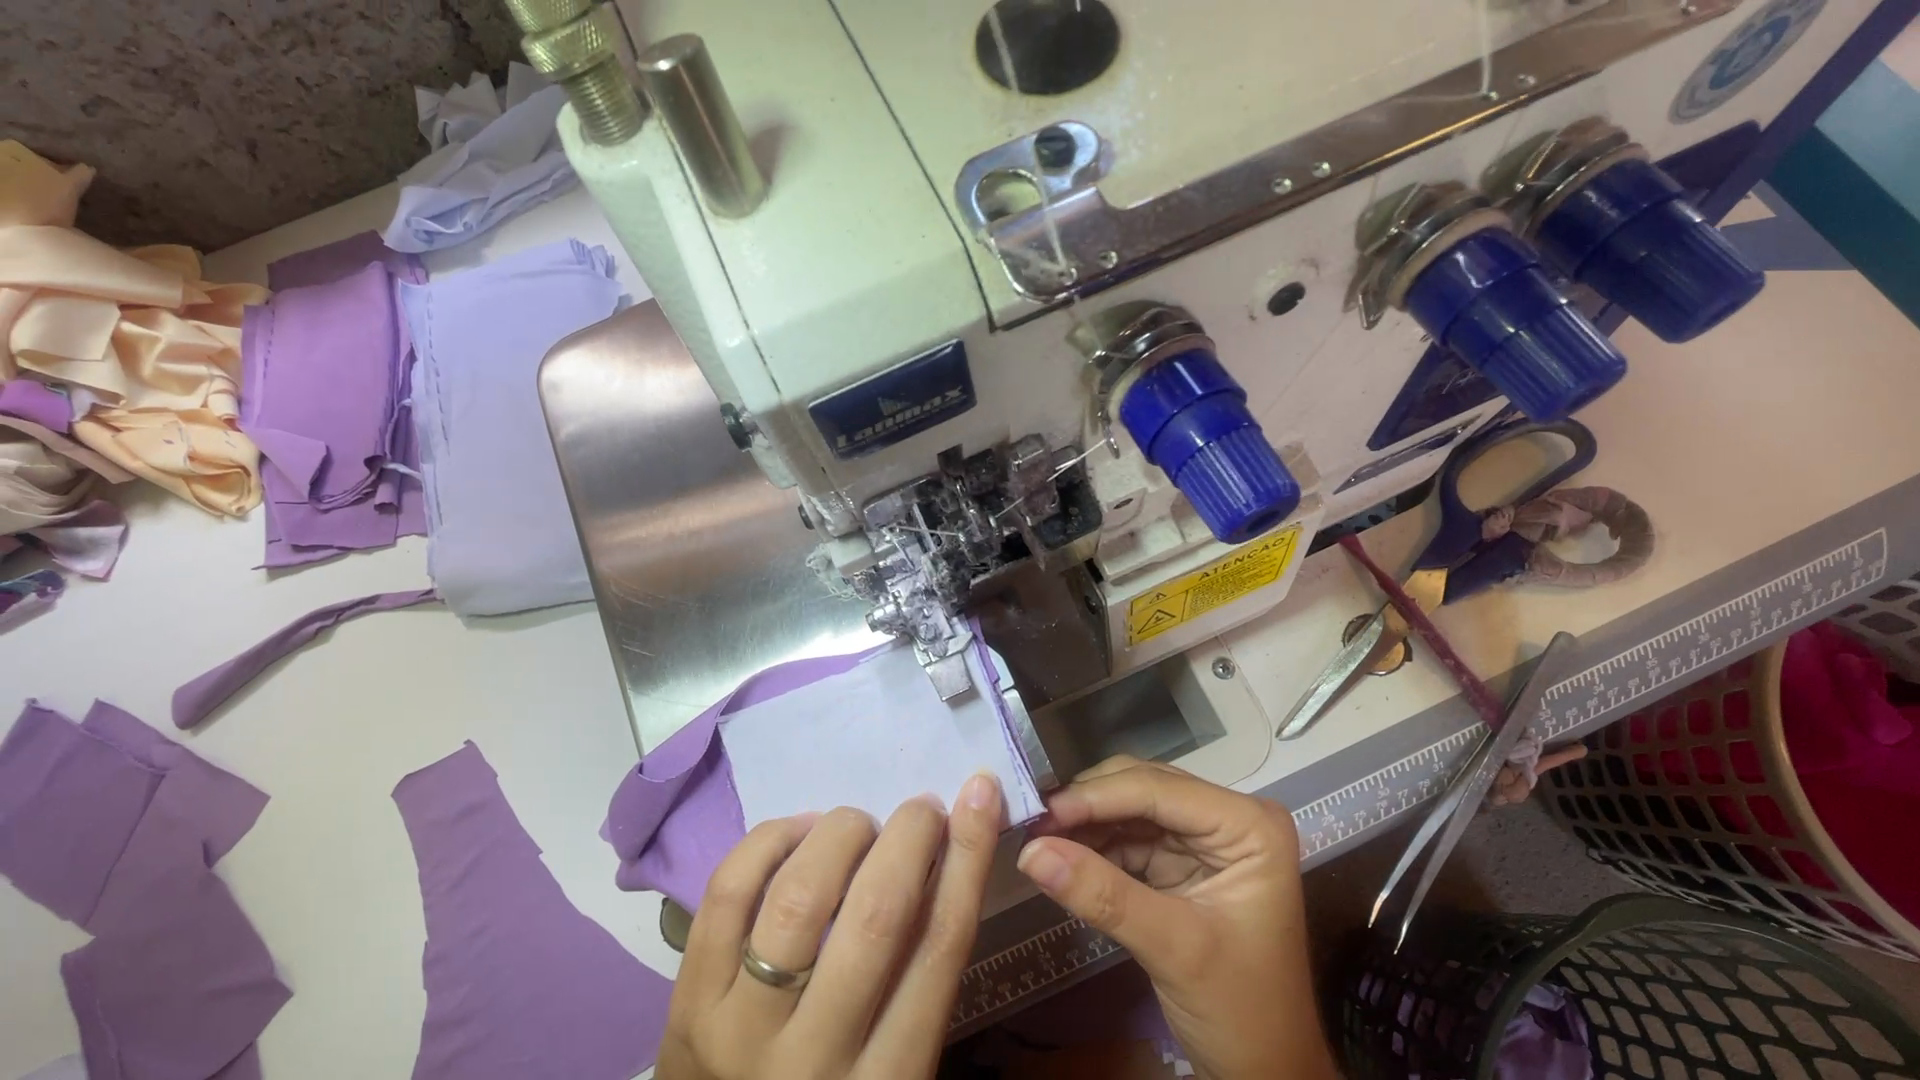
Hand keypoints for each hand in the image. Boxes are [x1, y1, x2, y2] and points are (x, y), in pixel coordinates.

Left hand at [657, 774, 1003, 1079]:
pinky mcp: (688, 1000)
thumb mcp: (891, 1062)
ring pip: (800, 897)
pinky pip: (728, 895)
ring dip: (840, 833)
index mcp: (892, 1077)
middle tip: (921, 808)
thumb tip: (941, 854)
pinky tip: (796, 831)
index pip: (941, 945)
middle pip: (877, 915)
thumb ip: (917, 974)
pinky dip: (770, 842)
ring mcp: (744, 1026)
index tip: (980, 795)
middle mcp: (819, 1054)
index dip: (967, 856)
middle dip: (908, 836)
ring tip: (857, 824)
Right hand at [1017, 758, 1338, 1079]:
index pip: (1160, 790)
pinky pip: (1128, 838)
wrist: (1265, 1069)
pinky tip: (1058, 852)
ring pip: (1130, 809)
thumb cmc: (1240, 1008)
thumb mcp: (1173, 948)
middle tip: (1030, 820)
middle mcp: (1229, 818)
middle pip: (1144, 788)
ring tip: (1034, 834)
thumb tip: (1030, 851)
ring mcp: (1205, 839)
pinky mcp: (1181, 863)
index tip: (1038, 810)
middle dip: (1087, 803)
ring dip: (1085, 822)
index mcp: (1250, 826)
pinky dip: (1092, 844)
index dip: (1096, 796)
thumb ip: (1103, 895)